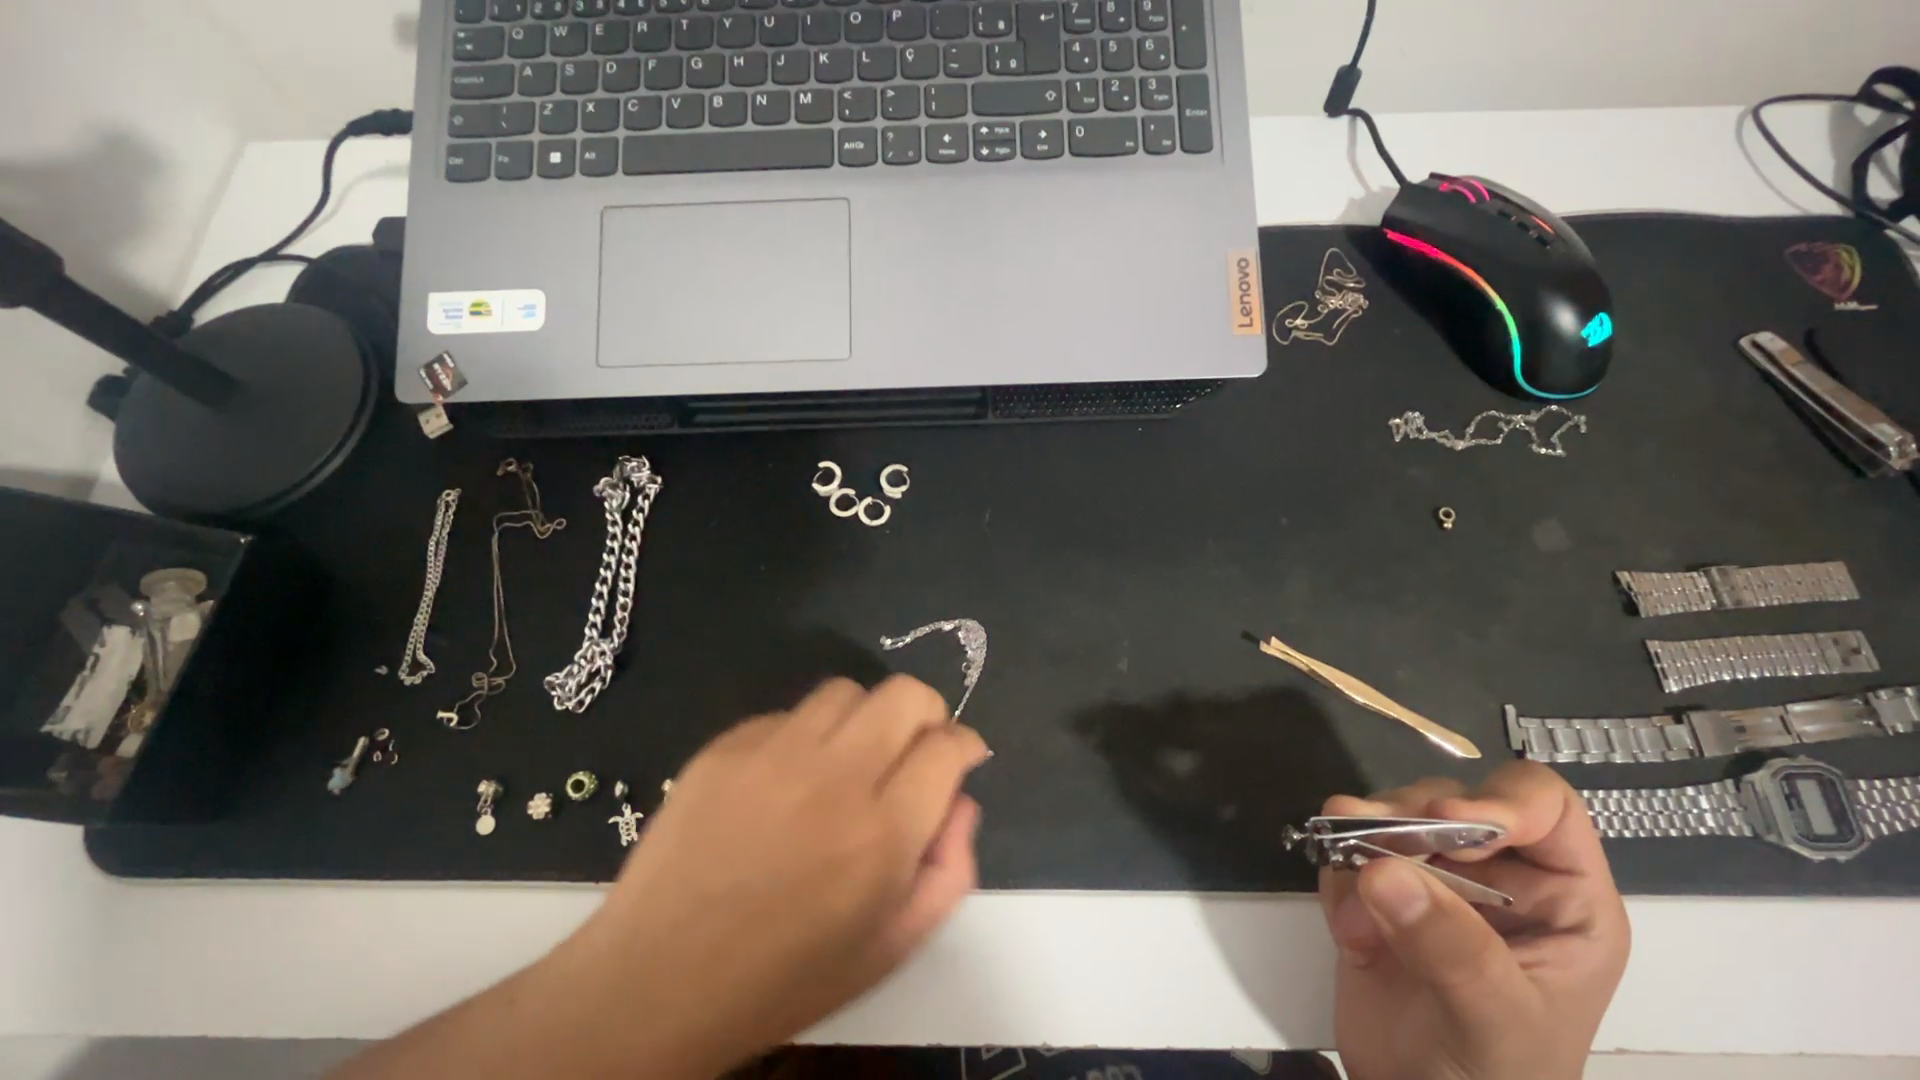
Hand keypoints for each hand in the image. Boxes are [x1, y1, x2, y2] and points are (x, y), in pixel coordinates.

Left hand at [552, 676, 989, 1078]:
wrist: (662, 979)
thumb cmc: (788, 975)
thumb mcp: (892, 946)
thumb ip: (949, 869)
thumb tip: (959, 799)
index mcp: (884, 834)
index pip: (947, 745)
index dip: (964, 745)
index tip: (957, 760)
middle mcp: (834, 777)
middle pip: (906, 694)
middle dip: (926, 713)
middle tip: (913, 750)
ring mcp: (773, 755)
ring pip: (846, 691)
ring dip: (864, 718)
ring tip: (847, 760)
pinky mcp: (724, 748)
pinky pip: (785, 714)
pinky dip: (803, 736)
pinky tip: (786, 781)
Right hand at [1318, 762, 1630, 1079]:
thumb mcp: (1495, 1023)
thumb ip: (1452, 948)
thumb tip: (1383, 869)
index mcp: (1562, 899)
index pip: (1544, 808)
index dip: (1500, 800)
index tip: (1444, 823)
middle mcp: (1500, 877)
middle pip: (1452, 802)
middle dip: (1407, 821)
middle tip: (1368, 848)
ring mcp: (1435, 884)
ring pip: (1394, 817)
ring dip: (1362, 845)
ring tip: (1350, 904)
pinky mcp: (1377, 896)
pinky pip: (1349, 852)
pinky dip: (1336, 878)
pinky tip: (1347, 935)